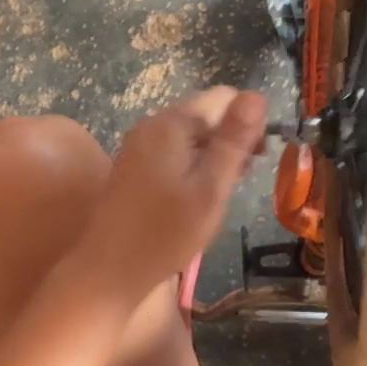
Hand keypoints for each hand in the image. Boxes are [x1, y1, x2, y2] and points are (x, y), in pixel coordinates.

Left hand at [77, 87, 268, 299]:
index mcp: (171, 124)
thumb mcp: (211, 188)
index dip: (248, 124)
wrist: (110, 270)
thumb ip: (234, 141)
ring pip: (191, 136)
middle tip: (236, 183)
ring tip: (215, 195)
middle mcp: (151, 125)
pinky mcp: (133, 165)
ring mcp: (138, 145)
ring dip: (211, 158)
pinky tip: (193, 199)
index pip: (223, 97)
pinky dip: (191, 168)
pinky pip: (173, 152)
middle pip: (206, 115)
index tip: (255, 162)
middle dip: (229, 142)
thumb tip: (256, 95)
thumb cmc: (166, 233)